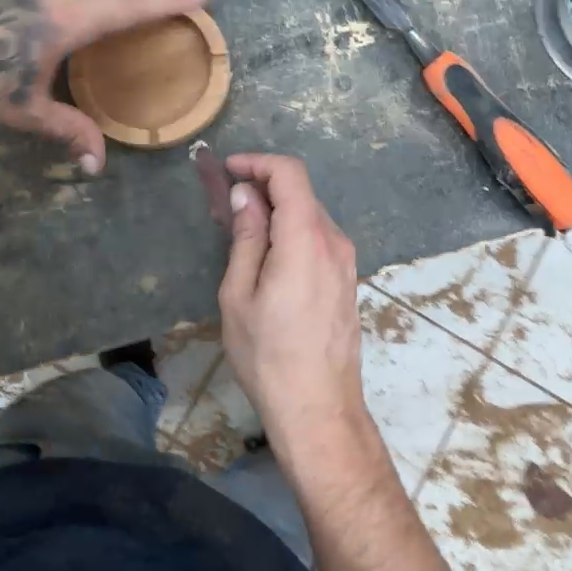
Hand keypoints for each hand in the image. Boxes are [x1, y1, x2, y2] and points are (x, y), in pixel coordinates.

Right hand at [218, 153, 368, 444]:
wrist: (319, 408)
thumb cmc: (268, 355)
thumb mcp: (240, 294)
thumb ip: (246, 237)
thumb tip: (245, 195)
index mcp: (306, 239)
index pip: (289, 173)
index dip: (257, 162)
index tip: (227, 171)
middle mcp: (334, 242)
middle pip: (301, 193)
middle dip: (263, 187)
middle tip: (225, 205)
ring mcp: (346, 262)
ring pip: (310, 216)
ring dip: (277, 211)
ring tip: (241, 232)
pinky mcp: (347, 281)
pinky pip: (318, 240)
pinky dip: (291, 233)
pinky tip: (268, 257)